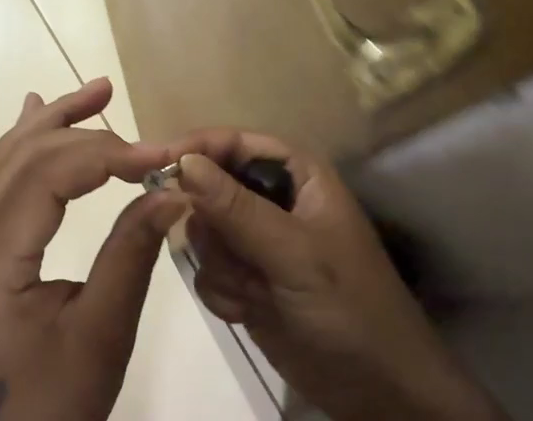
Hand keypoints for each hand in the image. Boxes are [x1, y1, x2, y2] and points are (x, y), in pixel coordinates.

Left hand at [0, 78, 183, 419]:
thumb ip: (132, 253)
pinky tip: (39, 112)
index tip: (160, 154)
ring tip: (99, 90)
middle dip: (86, 134)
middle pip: (25, 158)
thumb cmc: (58, 398)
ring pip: (8, 158)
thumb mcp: (103, 333)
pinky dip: (29, 142)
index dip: (105, 154)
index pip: (47, 177)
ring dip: (55, 121)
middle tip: (146, 138)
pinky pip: (1, 178)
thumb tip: (172, 187)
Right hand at [165, 129, 504, 420]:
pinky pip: (207, 270)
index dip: (196, 147)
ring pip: (203, 231)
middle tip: (226, 250)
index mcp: (298, 176)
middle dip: (210, 224)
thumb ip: (237, 208)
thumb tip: (183, 162)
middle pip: (210, 186)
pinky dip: (222, 292)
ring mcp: (259, 242)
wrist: (377, 390)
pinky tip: (249, 311)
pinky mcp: (247, 280)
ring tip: (253, 289)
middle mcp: (274, 201)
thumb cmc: (349, 307)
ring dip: (220, 264)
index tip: (155, 164)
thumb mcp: (294, 252)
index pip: (235, 142)